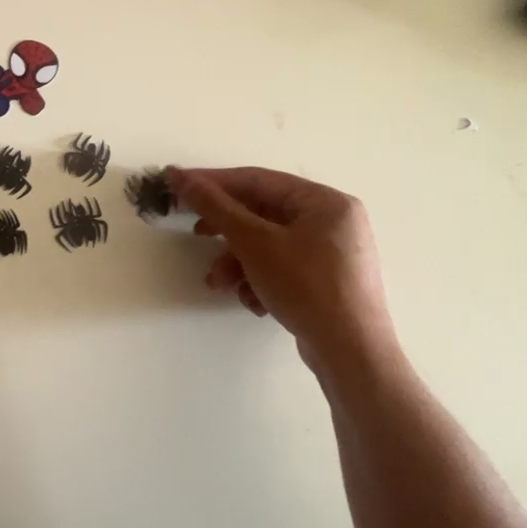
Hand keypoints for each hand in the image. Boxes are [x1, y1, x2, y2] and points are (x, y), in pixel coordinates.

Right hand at [168, 166, 397, 370]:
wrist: (351, 353)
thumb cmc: (306, 286)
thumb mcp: (252, 241)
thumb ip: (213, 205)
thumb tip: (177, 175)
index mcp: (325, 202)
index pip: (256, 180)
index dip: (211, 182)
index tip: (175, 186)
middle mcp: (333, 220)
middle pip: (261, 214)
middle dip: (226, 233)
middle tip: (196, 234)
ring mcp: (332, 251)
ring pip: (266, 243)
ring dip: (237, 261)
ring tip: (220, 283)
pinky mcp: (326, 278)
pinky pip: (281, 264)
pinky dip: (258, 277)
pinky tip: (250, 298)